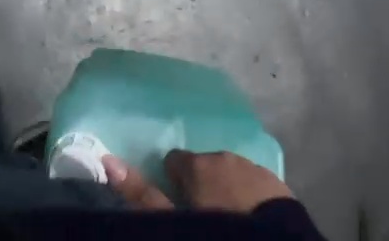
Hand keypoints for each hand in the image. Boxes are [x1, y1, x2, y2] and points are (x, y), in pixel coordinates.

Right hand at [105, 150, 292, 213]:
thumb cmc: (217, 231)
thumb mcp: (172, 220)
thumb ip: (141, 194)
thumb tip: (107, 159)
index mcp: (198, 163)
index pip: (174, 160)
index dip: (173, 181)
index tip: (176, 201)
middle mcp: (225, 156)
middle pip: (205, 165)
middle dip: (202, 184)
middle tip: (202, 214)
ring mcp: (255, 169)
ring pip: (232, 174)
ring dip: (227, 190)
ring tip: (228, 220)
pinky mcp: (280, 186)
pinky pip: (257, 186)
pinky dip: (251, 198)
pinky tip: (252, 221)